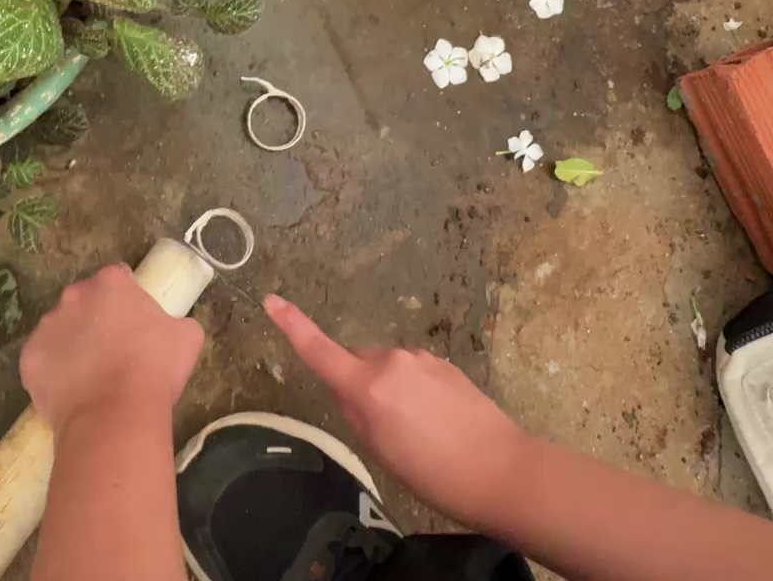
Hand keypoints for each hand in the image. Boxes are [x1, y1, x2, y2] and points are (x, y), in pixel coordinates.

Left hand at [21, 264, 204, 431]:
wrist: (115, 416)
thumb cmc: (155, 369)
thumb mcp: (186, 336)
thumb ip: (175, 321)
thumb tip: (170, 328)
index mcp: (111, 282)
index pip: (119, 277)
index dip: (129, 298)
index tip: (136, 321)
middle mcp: (74, 296)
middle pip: (86, 300)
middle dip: (97, 317)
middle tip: (115, 347)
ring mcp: (47, 327)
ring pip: (62, 328)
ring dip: (74, 342)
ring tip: (93, 373)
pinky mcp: (29, 358)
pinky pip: (44, 359)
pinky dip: (55, 369)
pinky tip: (74, 389)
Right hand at [266, 295, 527, 526]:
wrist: (501, 469)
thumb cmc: (434, 474)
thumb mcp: (380, 452)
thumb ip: (356, 413)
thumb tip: (347, 388)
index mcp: (369, 385)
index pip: (320, 351)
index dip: (292, 326)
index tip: (271, 299)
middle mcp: (392, 360)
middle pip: (358, 364)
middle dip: (361, 386)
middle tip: (385, 432)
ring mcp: (421, 358)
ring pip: (389, 370)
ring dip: (392, 391)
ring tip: (419, 434)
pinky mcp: (444, 363)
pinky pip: (414, 373)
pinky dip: (415, 392)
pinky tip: (438, 423)